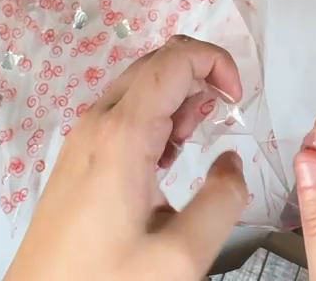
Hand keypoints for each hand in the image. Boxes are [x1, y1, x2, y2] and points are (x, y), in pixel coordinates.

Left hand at [5, 35, 248, 280]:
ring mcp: (83, 137)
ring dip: (177, 97)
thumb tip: (231, 162)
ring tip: (193, 142)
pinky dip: (156, 115)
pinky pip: (123, 111)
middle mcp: (98, 121)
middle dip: (199, 76)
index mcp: (123, 132)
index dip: (216, 62)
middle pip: (157, 63)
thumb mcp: (179, 257)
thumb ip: (221, 202)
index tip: (238, 100)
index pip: (176, 59)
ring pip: (140, 85)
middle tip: (219, 119)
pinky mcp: (77, 157)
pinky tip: (165, 158)